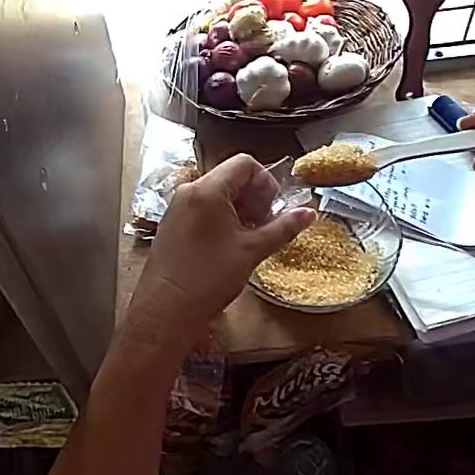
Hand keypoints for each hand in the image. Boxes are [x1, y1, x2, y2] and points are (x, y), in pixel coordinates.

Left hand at [118, 153, 314, 364]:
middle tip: (265, 225)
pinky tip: (230, 245)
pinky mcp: (172, 224)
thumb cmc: (209, 278)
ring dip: (240, 208)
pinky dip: (222, 217)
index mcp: (208, 189)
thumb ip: (283, 228)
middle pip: (231, 176)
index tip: (273, 208)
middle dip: (254, 196)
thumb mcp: (252, 251)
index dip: (266, 181)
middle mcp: (189, 191)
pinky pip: (203, 207)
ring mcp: (177, 207)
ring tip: (250, 237)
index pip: (245, 163)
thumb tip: (310, 213)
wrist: (164, 311)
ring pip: (217, 193)